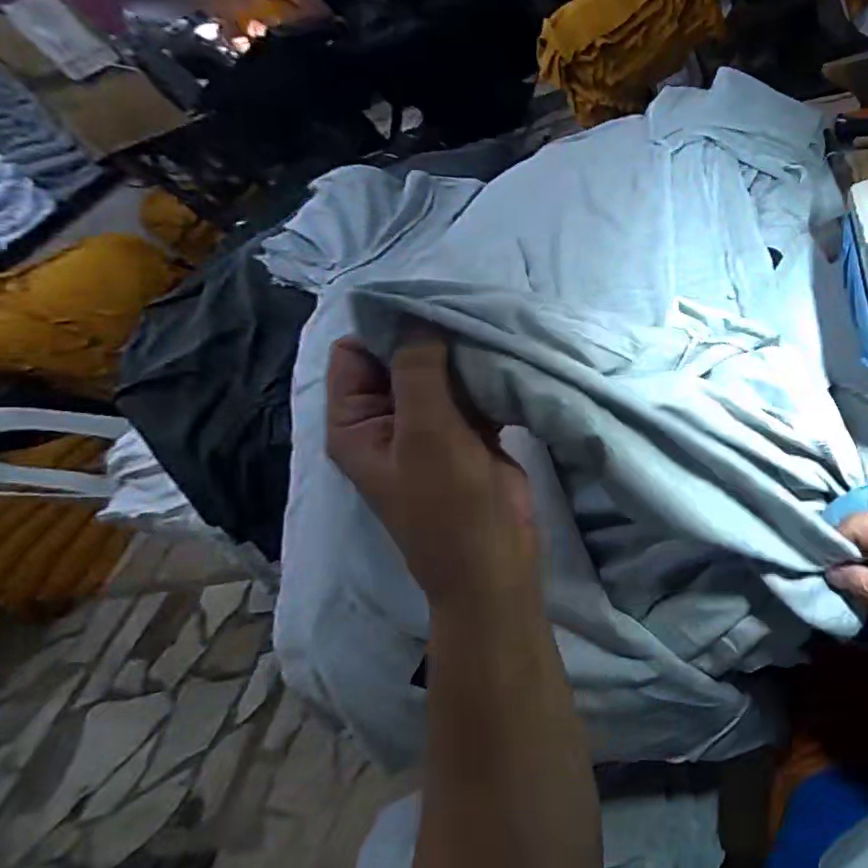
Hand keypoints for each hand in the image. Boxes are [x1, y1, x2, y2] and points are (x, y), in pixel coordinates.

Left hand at [325, 329, 534, 609]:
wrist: (495, 561)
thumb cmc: (449, 505)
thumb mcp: (426, 435)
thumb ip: (419, 373)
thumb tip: (421, 317)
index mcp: (357, 422)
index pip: (358, 355)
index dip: (388, 328)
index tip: (432, 305)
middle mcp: (390, 420)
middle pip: (404, 360)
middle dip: (435, 338)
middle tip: (472, 313)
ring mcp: (434, 429)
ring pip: (444, 375)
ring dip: (466, 358)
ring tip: (495, 332)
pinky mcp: (472, 436)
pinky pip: (474, 394)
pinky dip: (488, 379)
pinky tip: (510, 361)